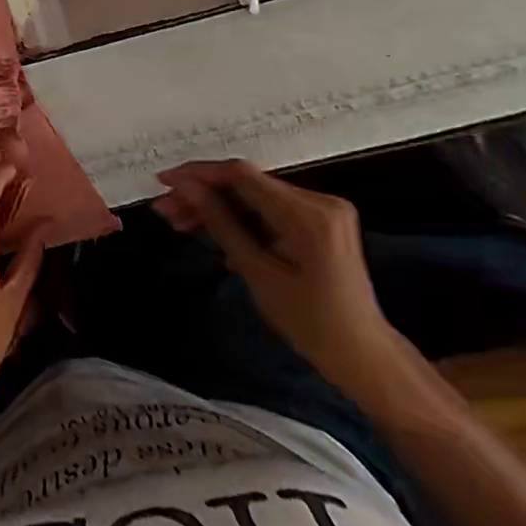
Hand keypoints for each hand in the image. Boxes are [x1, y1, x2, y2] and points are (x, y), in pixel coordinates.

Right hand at [155, 160, 399, 382]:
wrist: (360, 352)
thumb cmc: (309, 323)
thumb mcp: (257, 272)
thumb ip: (220, 224)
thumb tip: (186, 189)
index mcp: (309, 214)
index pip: (242, 176)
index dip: (198, 174)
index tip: (164, 181)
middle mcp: (320, 201)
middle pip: (248, 184)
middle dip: (203, 194)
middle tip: (166, 210)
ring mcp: (323, 209)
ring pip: (256, 197)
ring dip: (218, 206)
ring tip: (180, 222)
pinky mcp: (321, 220)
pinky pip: (271, 210)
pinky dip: (241, 218)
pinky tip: (212, 231)